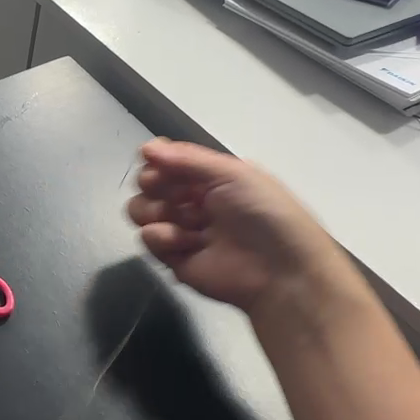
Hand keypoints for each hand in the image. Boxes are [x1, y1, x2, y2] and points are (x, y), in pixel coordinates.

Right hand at [125, 140, 355, 317]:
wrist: (280, 272)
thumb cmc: (265, 215)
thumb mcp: (234, 174)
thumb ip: (187, 159)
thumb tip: (145, 147)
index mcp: (211, 179)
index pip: (167, 162)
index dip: (157, 163)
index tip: (159, 167)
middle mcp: (192, 201)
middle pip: (148, 185)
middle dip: (153, 187)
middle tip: (173, 196)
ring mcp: (180, 228)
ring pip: (140, 210)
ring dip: (154, 212)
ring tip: (182, 223)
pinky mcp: (171, 256)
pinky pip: (147, 238)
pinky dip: (162, 238)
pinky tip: (187, 244)